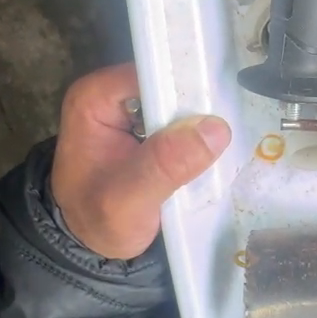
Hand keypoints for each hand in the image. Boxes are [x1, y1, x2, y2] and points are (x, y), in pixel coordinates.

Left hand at [50, 64, 231, 258]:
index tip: (218, 109)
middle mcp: (115, 93)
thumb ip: (165, 165)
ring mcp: (135, 109)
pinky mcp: (152, 127)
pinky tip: (214, 152)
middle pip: (171, 82)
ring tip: (224, 145)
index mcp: (95, 97)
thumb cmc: (97, 221)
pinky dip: (199, 137)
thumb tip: (214, 129)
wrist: (90, 244)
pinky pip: (184, 121)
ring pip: (182, 102)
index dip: (186, 87)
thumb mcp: (127, 200)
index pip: (152, 72)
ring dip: (204, 124)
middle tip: (225, 134)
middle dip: (200, 107)